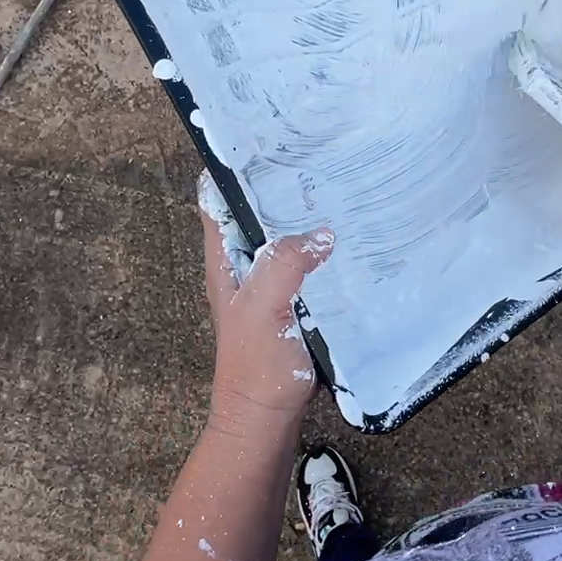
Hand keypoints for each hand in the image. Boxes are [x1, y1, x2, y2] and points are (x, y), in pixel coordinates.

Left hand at [198, 174, 332, 438]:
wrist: (264, 420)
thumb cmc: (255, 367)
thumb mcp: (265, 309)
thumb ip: (285, 265)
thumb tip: (321, 232)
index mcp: (223, 261)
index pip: (216, 199)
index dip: (232, 167)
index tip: (264, 139)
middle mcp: (240, 266)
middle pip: (253, 212)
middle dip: (277, 184)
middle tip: (317, 156)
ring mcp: (264, 285)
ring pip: (279, 236)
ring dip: (300, 216)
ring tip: (336, 187)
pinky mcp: (287, 302)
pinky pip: (301, 263)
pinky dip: (317, 248)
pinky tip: (345, 239)